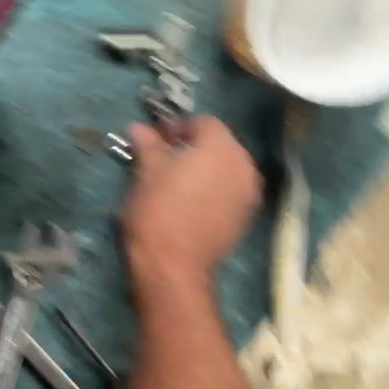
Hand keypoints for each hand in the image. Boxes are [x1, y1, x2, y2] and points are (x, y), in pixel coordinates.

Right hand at [120, 116, 262, 296]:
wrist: (173, 265)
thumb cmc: (155, 213)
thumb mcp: (145, 175)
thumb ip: (147, 146)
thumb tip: (139, 127)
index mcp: (219, 146)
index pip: (202, 122)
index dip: (177, 127)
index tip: (155, 139)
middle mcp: (243, 162)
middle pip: (219, 144)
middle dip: (193, 148)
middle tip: (164, 161)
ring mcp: (249, 190)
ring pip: (226, 168)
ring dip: (204, 169)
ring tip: (177, 184)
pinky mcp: (246, 214)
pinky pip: (230, 190)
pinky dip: (213, 189)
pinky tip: (191, 203)